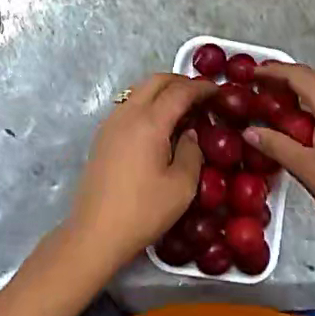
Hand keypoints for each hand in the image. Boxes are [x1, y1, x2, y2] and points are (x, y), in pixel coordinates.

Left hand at [61, 74, 214, 265]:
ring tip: (182, 109)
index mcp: (149, 122)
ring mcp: (110, 124)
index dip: (201, 87)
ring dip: (161, 92)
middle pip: (155, 81)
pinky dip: (147, 105)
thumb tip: (191, 134)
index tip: (218, 91)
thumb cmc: (143, 211)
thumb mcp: (182, 186)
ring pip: (138, 91)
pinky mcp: (101, 137)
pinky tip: (159, 126)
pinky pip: (128, 107)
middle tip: (201, 95)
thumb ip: (192, 153)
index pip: (179, 91)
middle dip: (180, 82)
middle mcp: (127, 114)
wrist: (96, 233)